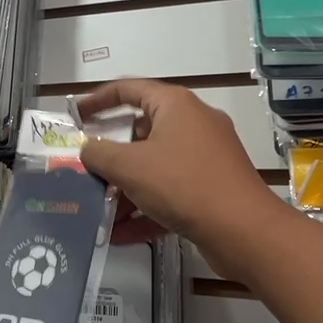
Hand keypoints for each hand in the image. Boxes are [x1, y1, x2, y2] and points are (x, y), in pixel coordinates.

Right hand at [77, 79, 281, 270]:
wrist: (247, 233)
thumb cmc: (183, 184)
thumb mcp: (128, 166)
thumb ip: (97, 153)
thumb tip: (87, 150)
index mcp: (176, 105)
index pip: (128, 89)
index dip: (97, 100)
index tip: (75, 116)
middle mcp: (193, 124)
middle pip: (141, 131)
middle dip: (110, 154)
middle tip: (87, 167)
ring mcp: (206, 157)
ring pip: (155, 165)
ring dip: (125, 187)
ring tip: (100, 208)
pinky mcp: (214, 188)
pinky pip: (171, 191)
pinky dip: (147, 207)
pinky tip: (121, 233)